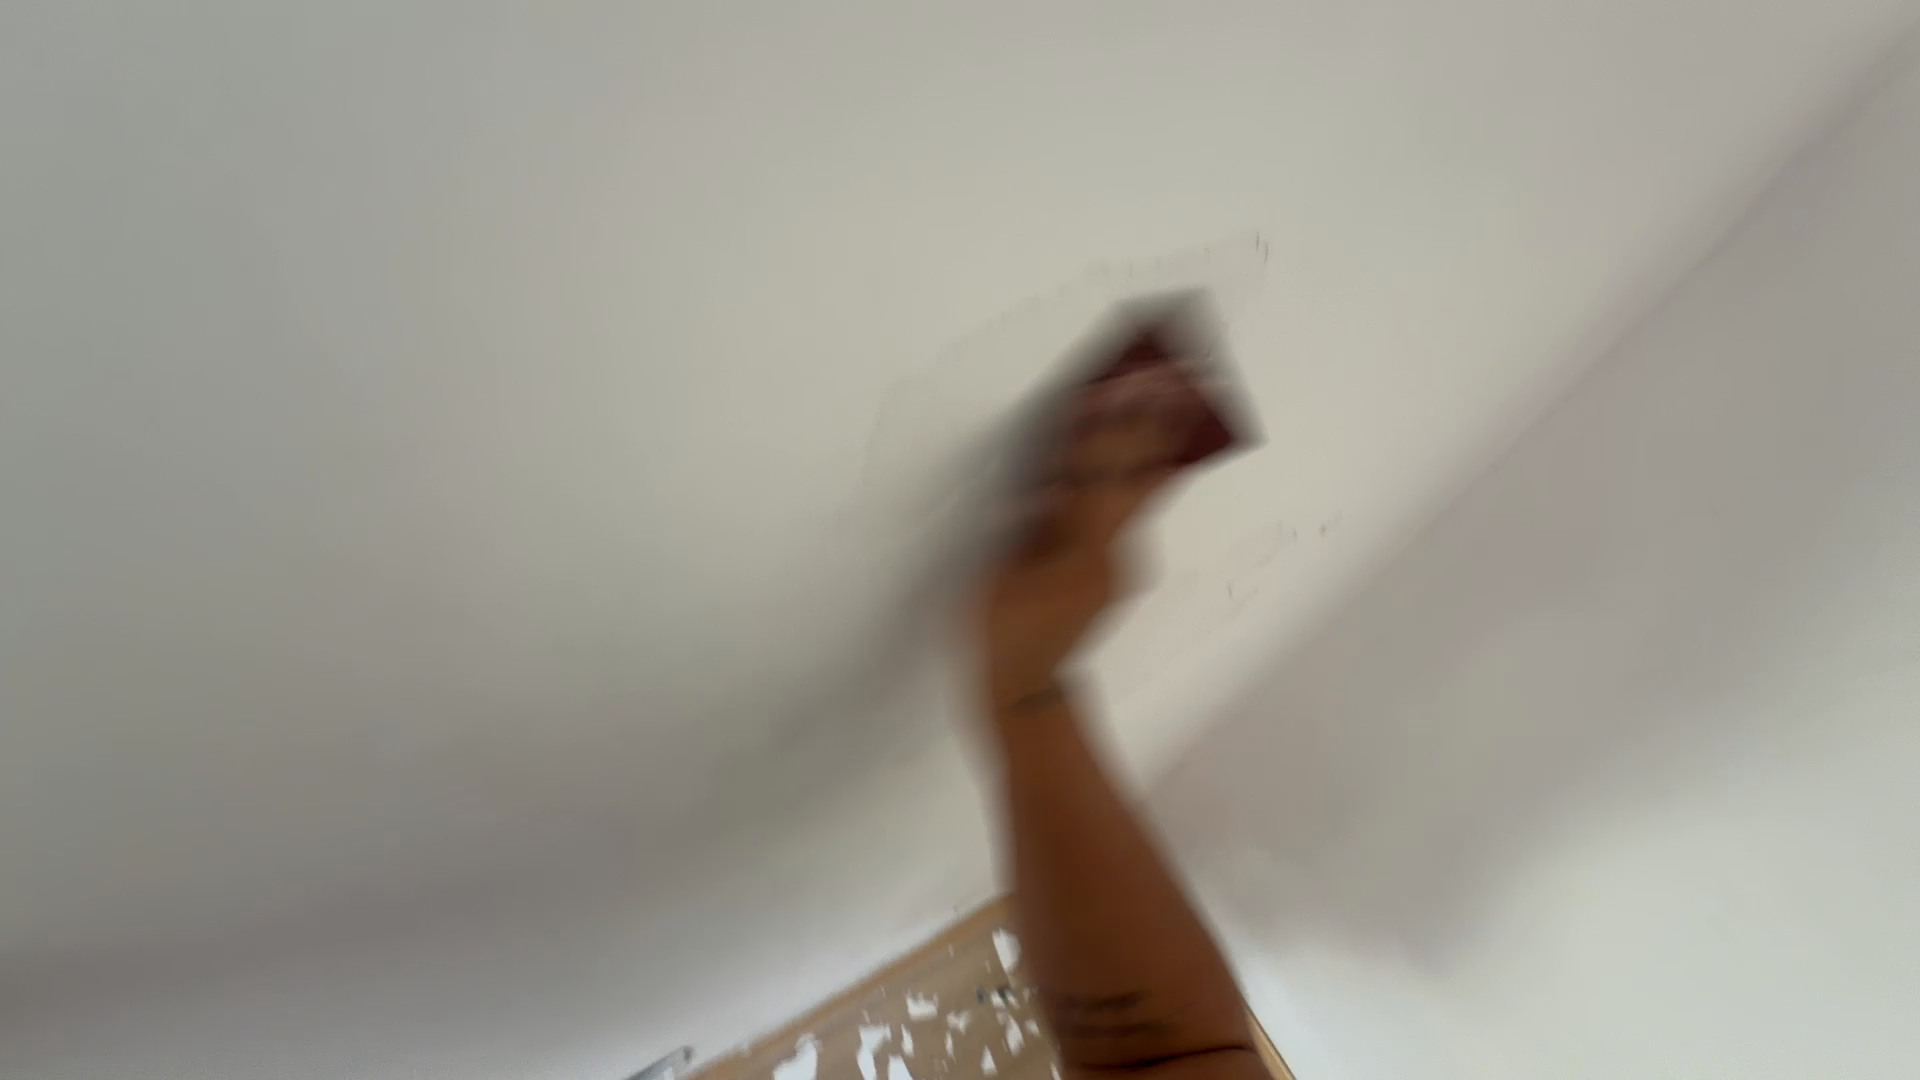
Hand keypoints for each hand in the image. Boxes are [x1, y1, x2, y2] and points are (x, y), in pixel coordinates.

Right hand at [975, 397, 1186, 709]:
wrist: (1029, 685)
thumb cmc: (1004, 634)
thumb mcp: (1001, 579)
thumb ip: (1033, 531)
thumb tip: (1056, 488)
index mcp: (1083, 555)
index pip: (1098, 477)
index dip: (1109, 429)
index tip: (1121, 386)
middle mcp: (1116, 555)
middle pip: (1135, 479)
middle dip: (1150, 426)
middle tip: (1171, 379)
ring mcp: (1123, 563)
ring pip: (1144, 493)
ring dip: (1156, 444)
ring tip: (1177, 402)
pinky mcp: (1120, 568)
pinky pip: (1137, 512)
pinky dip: (1146, 474)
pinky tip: (1159, 453)